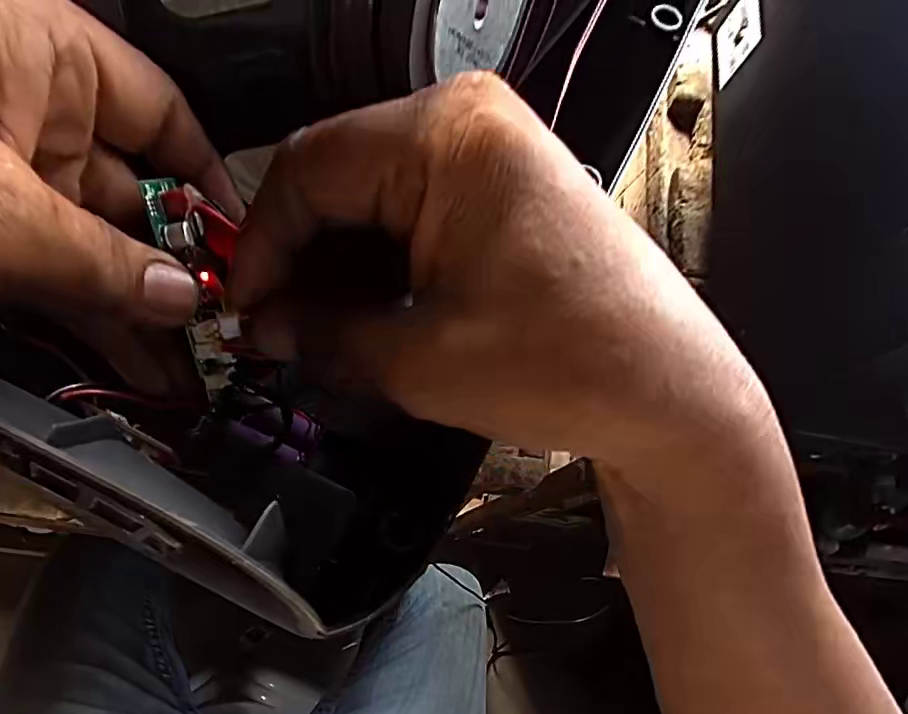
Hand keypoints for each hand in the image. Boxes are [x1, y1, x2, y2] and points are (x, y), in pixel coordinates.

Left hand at [0, 0, 242, 355]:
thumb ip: (94, 255)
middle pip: (125, 198)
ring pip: (79, 253)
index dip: (209, 188)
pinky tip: (122, 372)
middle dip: (175, 270)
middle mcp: (3, 111)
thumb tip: (184, 296)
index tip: (242, 261)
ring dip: (132, 314)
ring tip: (188, 377)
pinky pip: (24, 289)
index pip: (159, 117)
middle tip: (223, 346)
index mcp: (27, 48)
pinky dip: (72, 329)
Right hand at [231, 73, 770, 473]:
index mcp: (444, 136)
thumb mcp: (421, 361)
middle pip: (342, 182)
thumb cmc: (563, 365)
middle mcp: (469, 127)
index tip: (244, 307)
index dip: (263, 246)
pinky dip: (385, 274)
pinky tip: (370, 323)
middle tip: (279, 332)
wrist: (663, 392)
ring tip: (322, 339)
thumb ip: (329, 337)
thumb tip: (272, 329)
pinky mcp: (507, 202)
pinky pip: (420, 224)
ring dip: (342, 274)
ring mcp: (494, 161)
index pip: (308, 169)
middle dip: (303, 264)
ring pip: (378, 207)